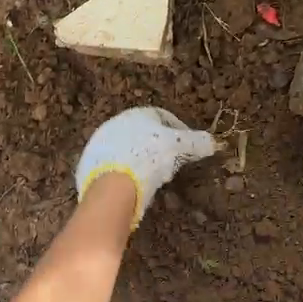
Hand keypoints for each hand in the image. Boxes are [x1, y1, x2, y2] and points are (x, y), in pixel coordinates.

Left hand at [74, 107, 218, 227]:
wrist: (114, 183)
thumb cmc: (150, 157)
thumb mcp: (179, 148)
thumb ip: (197, 143)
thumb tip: (213, 142)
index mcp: (136, 114)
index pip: (162, 116)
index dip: (178, 130)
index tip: (188, 146)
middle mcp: (115, 124)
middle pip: (143, 134)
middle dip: (158, 147)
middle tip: (172, 163)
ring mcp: (99, 144)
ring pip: (127, 150)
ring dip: (141, 161)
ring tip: (155, 178)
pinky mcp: (89, 165)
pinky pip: (114, 167)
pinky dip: (126, 174)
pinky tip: (134, 187)